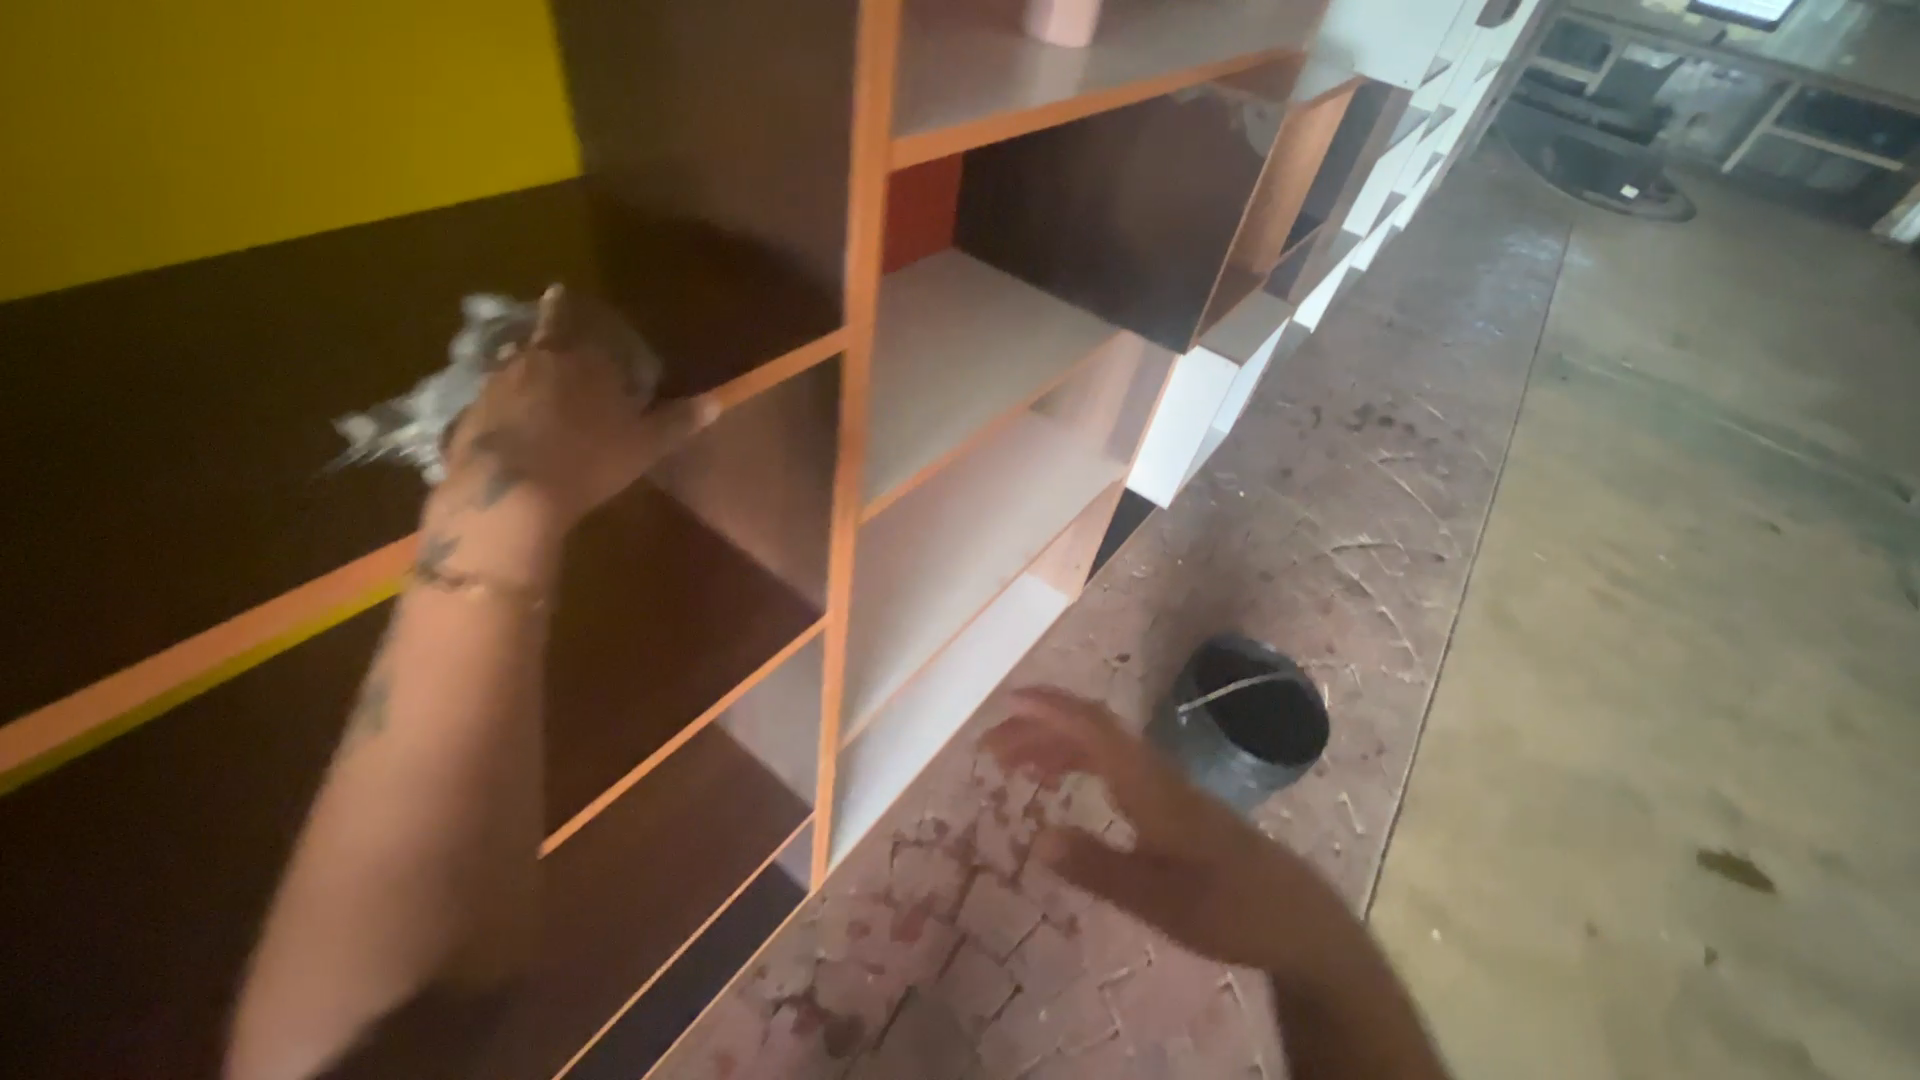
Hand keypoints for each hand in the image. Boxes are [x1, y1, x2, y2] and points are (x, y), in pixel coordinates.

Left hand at [440, 286, 719, 530]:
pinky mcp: (467, 418)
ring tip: (534, 388)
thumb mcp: (645, 445)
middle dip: (546, 338)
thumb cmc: (591, 461)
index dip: (564, 306)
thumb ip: (677, 421)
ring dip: (523, 373)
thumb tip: (715, 401)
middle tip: (553, 344)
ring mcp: (492, 387)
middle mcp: (531, 360)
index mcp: (577, 358)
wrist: (515, 495)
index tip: (560, 295)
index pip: (568, 317)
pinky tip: (511, 429)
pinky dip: (502, 408)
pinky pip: (490, 403)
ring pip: (511, 368)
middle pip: (537, 339)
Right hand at [982, 687, 1345, 976]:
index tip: (1010, 702)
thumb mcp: (1158, 901)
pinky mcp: (1172, 803)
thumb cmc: (1229, 910)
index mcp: (1150, 788)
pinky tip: (1063, 786)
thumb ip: (1097, 868)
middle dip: (1040, 729)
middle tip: (992, 748)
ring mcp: (1166, 787)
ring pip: (1103, 748)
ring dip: (1057, 746)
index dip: (1052, 709)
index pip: (1095, 730)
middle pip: (1092, 732)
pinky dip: (1080, 765)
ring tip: (1015, 766)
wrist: (1297, 921)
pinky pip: (1114, 767)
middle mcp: (1156, 775)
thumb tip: (1036, 838)